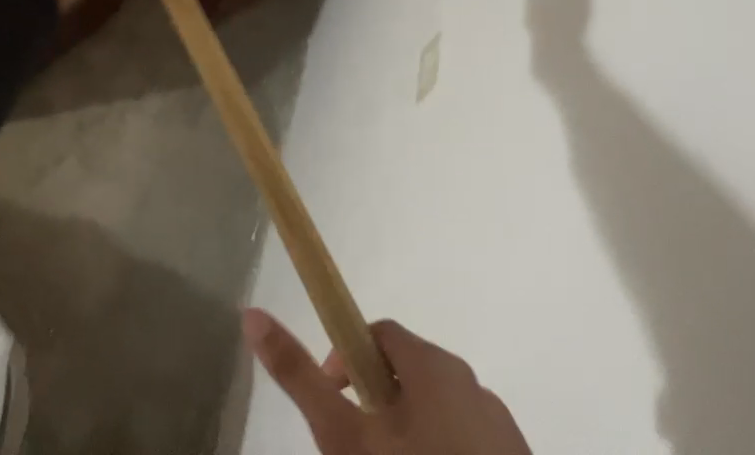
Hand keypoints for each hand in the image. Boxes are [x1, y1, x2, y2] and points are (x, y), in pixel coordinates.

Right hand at [244, 310, 532, 454]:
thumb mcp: (342, 434)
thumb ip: (298, 374)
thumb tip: (251, 314)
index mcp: (434, 367)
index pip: (378, 333)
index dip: (344, 358)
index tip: (332, 401)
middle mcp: (474, 387)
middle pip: (407, 372)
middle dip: (374, 399)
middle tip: (354, 443)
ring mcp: (502, 431)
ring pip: (437, 412)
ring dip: (407, 430)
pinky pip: (466, 444)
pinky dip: (439, 452)